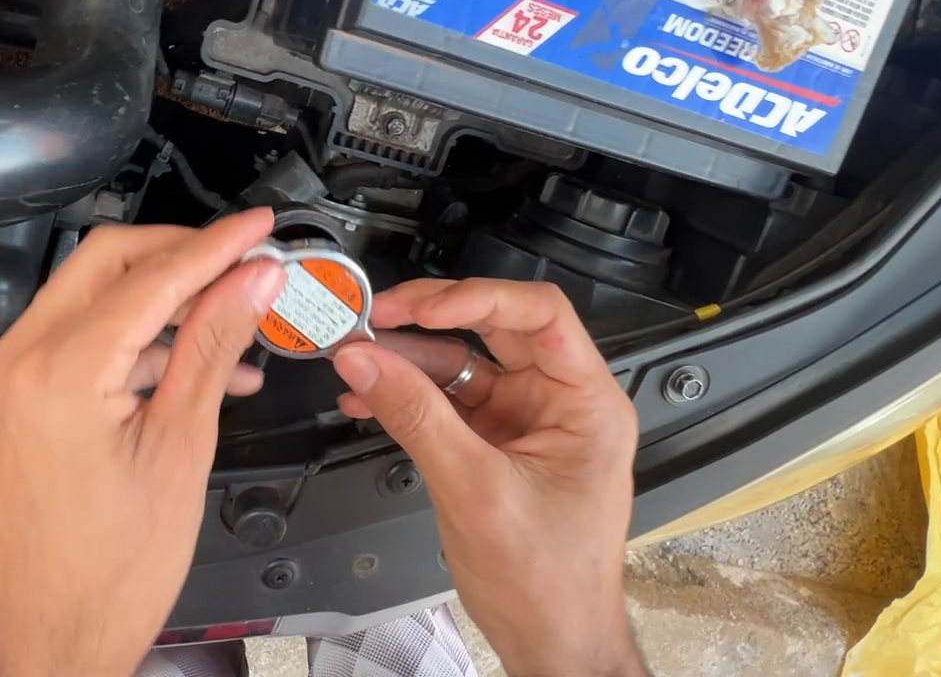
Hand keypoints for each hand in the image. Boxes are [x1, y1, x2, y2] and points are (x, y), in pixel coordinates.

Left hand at [0, 209, 285, 676]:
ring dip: (167, 295)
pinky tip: (197, 359)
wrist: (46, 643)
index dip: (217, 246)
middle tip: (243, 260)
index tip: (258, 228)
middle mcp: (23, 357)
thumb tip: (251, 281)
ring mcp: (15, 373)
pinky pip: (86, 333)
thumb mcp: (180, 446)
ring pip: (99, 290)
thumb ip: (213, 344)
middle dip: (184, 251)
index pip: (153, 275)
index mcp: (62, 371)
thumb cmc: (110, 571)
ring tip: (233, 318)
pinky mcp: (21, 391)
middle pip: (112, 259)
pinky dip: (142, 334)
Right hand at [332, 279, 644, 676]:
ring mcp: (519, 414)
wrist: (548, 646)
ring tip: (356, 357)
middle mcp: (555, 397)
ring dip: (404, 356)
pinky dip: (402, 391)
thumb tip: (363, 361)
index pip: (540, 313)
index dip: (479, 298)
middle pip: (490, 325)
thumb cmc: (546, 582)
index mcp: (584, 400)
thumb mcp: (475, 491)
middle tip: (375, 317)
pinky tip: (365, 397)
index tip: (421, 309)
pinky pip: (440, 395)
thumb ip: (415, 416)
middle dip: (427, 317)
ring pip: (457, 358)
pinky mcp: (488, 434)